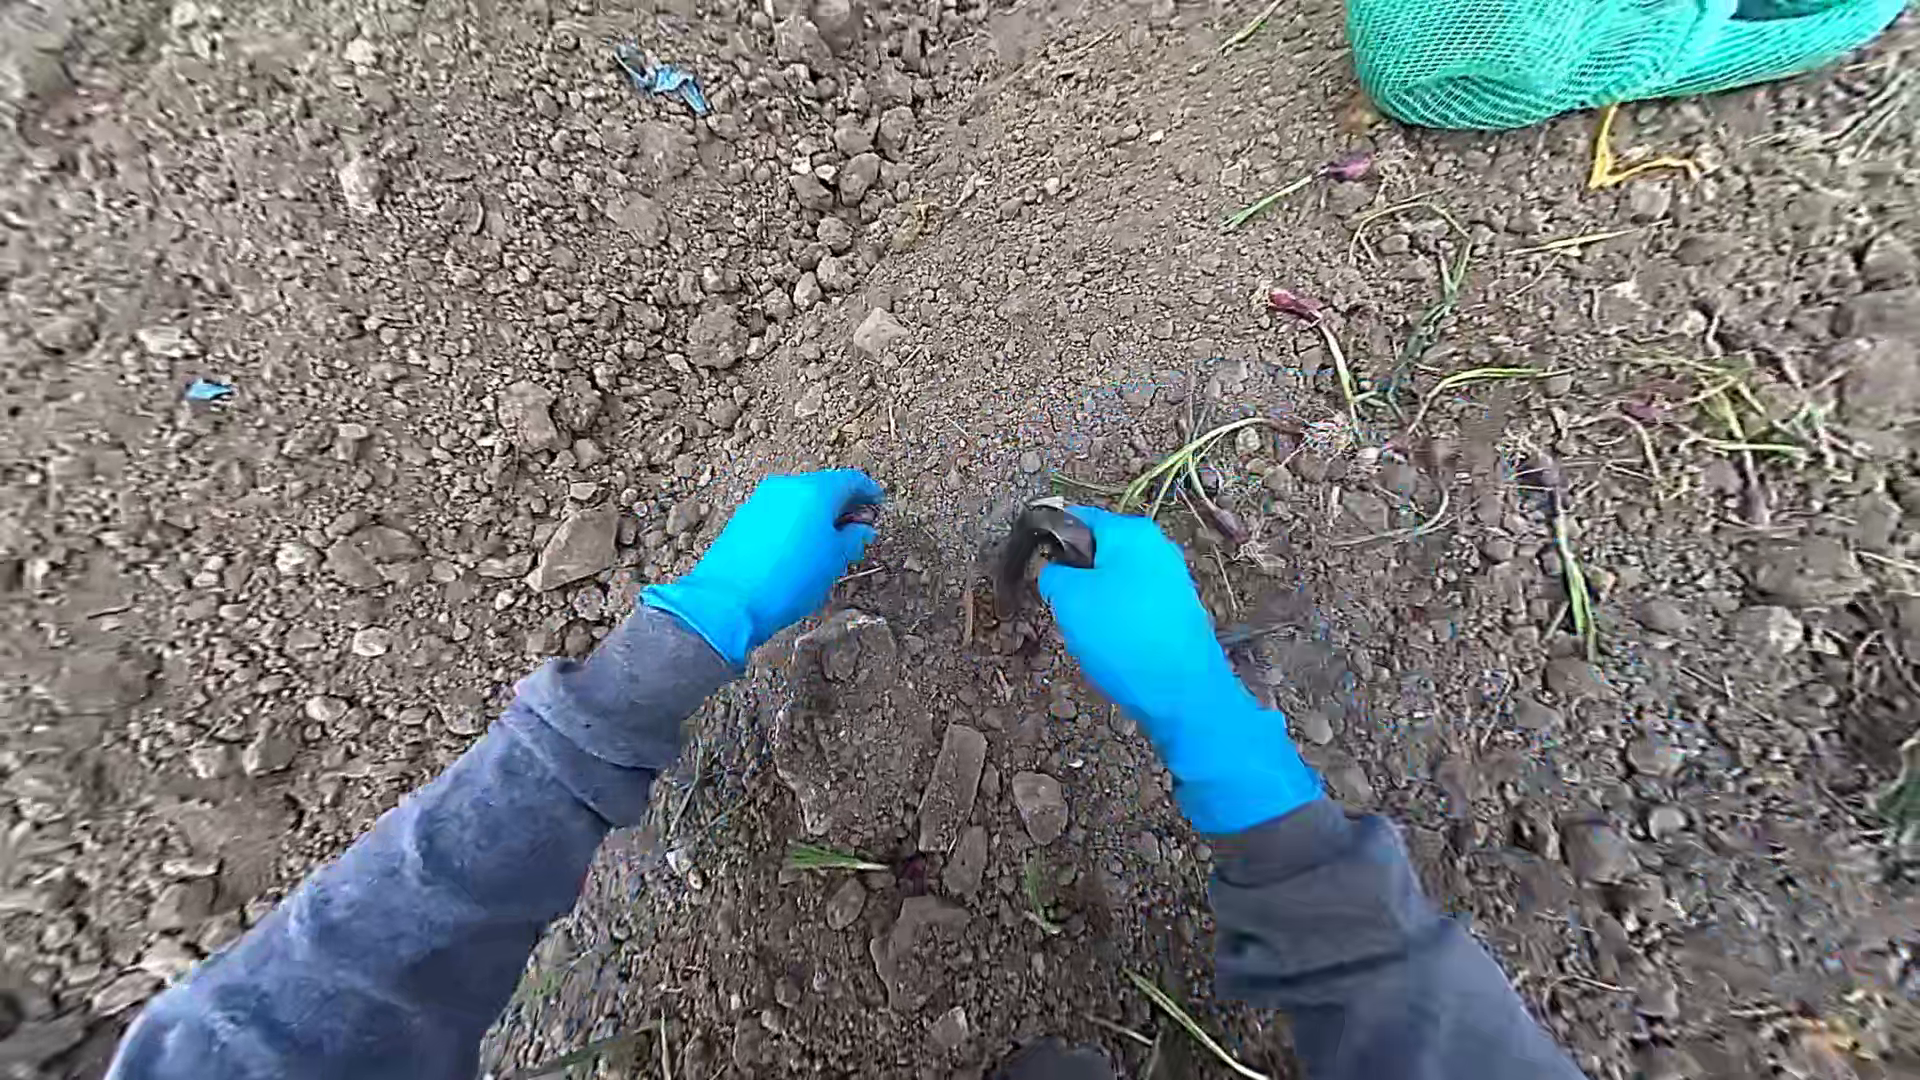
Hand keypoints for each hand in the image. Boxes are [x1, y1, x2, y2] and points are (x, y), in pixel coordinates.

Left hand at [644, 470, 881, 666]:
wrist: (728, 603)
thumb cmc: (788, 580)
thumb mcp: (835, 560)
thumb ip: (854, 538)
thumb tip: (861, 529)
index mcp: (815, 491)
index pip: (851, 480)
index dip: (869, 492)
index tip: (877, 503)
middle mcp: (787, 487)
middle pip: (824, 488)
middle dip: (843, 506)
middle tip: (857, 529)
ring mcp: (761, 501)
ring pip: (800, 501)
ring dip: (818, 516)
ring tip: (829, 545)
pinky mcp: (744, 519)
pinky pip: (780, 513)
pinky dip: (796, 524)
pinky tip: (800, 550)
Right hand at [1039, 506, 1318, 832]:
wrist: (1181, 694)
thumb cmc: (1120, 634)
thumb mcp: (1068, 598)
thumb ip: (1053, 573)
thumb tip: (1056, 571)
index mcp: (1131, 532)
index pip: (1076, 517)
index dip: (1049, 538)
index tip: (1034, 567)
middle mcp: (1156, 547)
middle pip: (1096, 551)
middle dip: (1073, 576)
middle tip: (1061, 606)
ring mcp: (1170, 578)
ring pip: (1112, 580)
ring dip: (1092, 601)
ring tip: (1085, 631)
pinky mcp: (1176, 609)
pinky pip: (1132, 602)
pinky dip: (1115, 617)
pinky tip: (1110, 644)